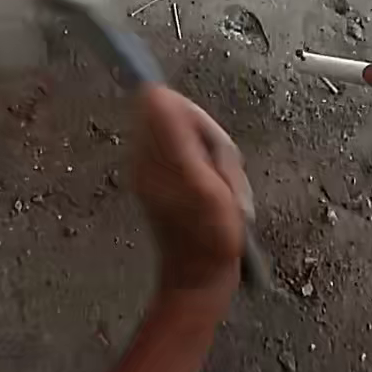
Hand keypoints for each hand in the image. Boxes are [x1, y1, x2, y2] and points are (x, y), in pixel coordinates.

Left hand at [128, 86, 248, 295]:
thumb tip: (155, 93)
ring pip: (198, 140)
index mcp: (153, 156)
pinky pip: (200, 157)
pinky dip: (217, 170)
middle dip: (212, 141)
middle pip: (185, 121)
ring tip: (222, 188)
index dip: (198, 121)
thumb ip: (179, 134)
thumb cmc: (209, 234)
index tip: (213, 152)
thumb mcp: (202, 181)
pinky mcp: (171, 183)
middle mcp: (148, 159)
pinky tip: (220, 193)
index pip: (170, 105)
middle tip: (221, 176)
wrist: (201, 278)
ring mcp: (158, 172)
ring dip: (218, 159)